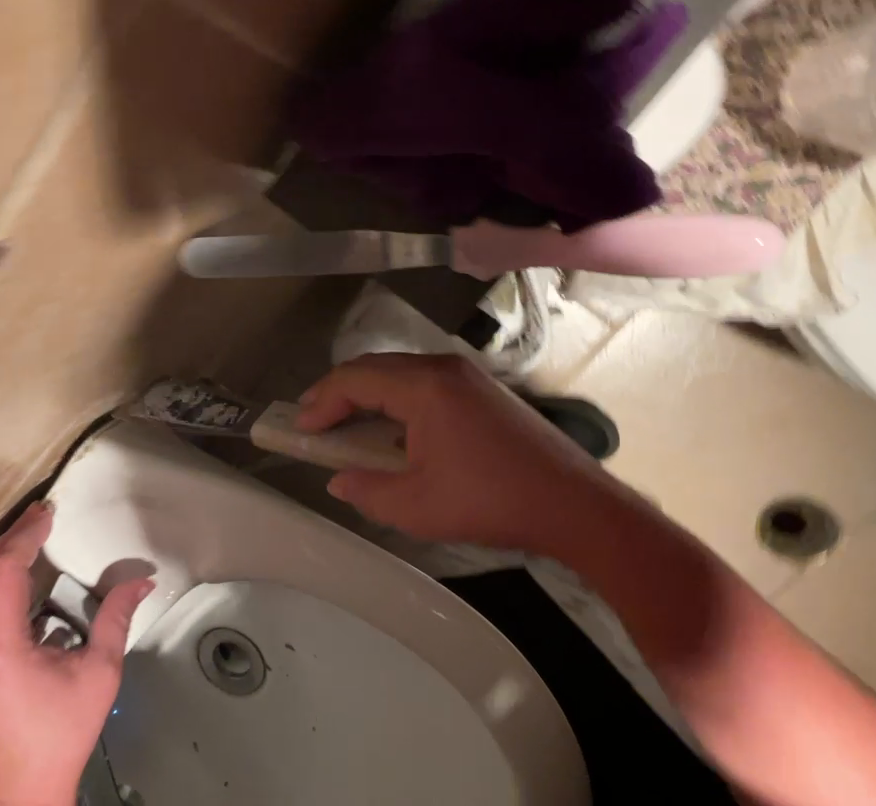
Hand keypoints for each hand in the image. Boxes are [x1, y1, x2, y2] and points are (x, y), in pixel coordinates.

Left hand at [0, 501, 154, 805]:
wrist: (24, 787)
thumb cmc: (64, 732)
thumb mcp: (99, 674)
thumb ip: (116, 619)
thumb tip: (143, 580)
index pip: (4, 572)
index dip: (24, 538)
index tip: (46, 515)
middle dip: (11, 541)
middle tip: (39, 518)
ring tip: (26, 540)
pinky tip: (9, 580)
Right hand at [294, 352, 616, 553]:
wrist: (577, 506)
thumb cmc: (491, 502)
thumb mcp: (416, 507)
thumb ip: (367, 490)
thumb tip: (340, 479)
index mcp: (424, 387)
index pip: (354, 380)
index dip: (320, 402)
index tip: (298, 428)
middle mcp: (444, 369)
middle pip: (374, 367)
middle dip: (338, 393)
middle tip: (314, 421)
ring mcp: (468, 376)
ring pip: (399, 372)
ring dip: (367, 395)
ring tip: (347, 425)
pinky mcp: (484, 391)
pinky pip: (424, 383)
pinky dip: (396, 399)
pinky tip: (393, 429)